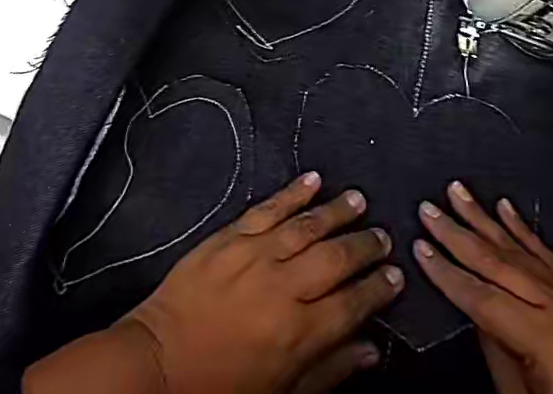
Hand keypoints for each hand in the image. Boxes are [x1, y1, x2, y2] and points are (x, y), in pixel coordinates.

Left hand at [24, 172, 404, 393]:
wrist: (157, 364)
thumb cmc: (220, 387)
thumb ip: (328, 370)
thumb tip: (370, 350)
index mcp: (298, 333)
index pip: (352, 304)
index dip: (378, 288)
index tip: (395, 274)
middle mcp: (282, 287)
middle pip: (335, 258)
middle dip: (364, 245)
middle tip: (383, 236)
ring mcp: (254, 256)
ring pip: (306, 225)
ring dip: (337, 211)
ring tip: (359, 200)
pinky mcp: (229, 237)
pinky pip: (267, 208)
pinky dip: (292, 192)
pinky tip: (312, 179)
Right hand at [413, 182, 552, 393]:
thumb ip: (496, 352)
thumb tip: (473, 310)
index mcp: (546, 339)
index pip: (481, 297)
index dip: (446, 272)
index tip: (419, 246)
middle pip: (498, 262)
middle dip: (458, 234)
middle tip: (428, 208)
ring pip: (521, 250)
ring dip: (484, 219)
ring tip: (458, 192)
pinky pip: (549, 258)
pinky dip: (524, 231)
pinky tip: (506, 208)